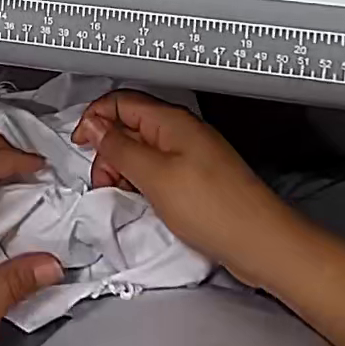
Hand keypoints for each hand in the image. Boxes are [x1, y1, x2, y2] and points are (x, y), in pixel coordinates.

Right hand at [72, 90, 296, 283]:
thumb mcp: (154, 176)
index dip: (95, 118)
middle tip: (105, 180)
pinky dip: (143, 182)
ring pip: (142, 149)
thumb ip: (119, 148)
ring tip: (126, 195)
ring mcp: (190, 153)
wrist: (263, 243)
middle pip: (129, 126)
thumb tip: (95, 127)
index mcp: (170, 120)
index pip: (119, 102)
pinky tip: (144, 202)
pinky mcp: (196, 176)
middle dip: (109, 151)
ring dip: (124, 169)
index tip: (81, 143)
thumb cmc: (216, 208)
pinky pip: (158, 169)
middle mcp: (180, 130)